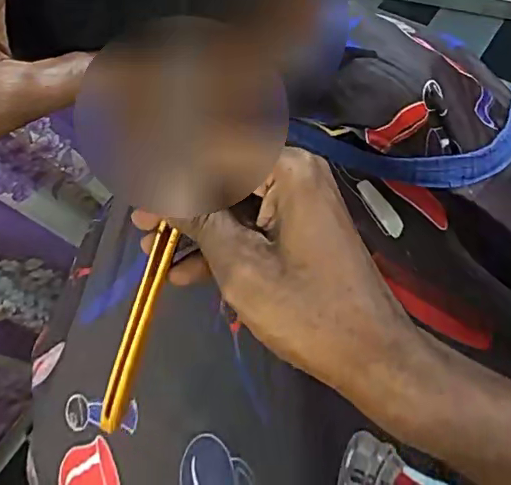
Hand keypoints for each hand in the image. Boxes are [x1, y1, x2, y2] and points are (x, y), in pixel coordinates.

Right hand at [135, 149, 419, 395]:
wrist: (372, 357)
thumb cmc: (306, 310)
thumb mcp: (240, 265)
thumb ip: (197, 217)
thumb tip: (158, 184)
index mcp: (286, 168)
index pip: (215, 152)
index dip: (172, 168)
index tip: (138, 186)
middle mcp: (294, 171)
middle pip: (223, 174)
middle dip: (179, 200)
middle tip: (138, 221)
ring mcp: (298, 199)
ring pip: (233, 201)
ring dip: (194, 225)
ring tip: (149, 247)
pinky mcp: (298, 225)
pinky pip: (252, 222)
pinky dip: (221, 243)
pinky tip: (182, 271)